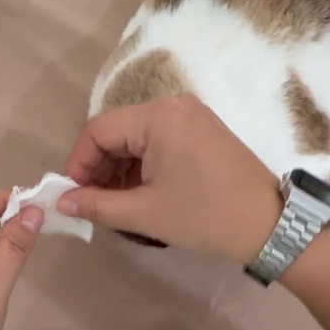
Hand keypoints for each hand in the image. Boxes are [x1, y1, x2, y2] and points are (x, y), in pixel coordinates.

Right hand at [58, 94, 281, 262]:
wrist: (267, 223)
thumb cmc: (204, 216)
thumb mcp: (144, 213)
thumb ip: (97, 204)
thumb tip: (61, 201)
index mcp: (158, 118)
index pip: (98, 130)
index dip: (79, 164)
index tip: (72, 196)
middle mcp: (173, 106)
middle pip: (117, 131)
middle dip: (99, 168)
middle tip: (91, 204)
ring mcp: (190, 117)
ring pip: (137, 139)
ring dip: (119, 170)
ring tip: (115, 205)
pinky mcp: (202, 132)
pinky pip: (158, 142)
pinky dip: (142, 167)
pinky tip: (139, 195)